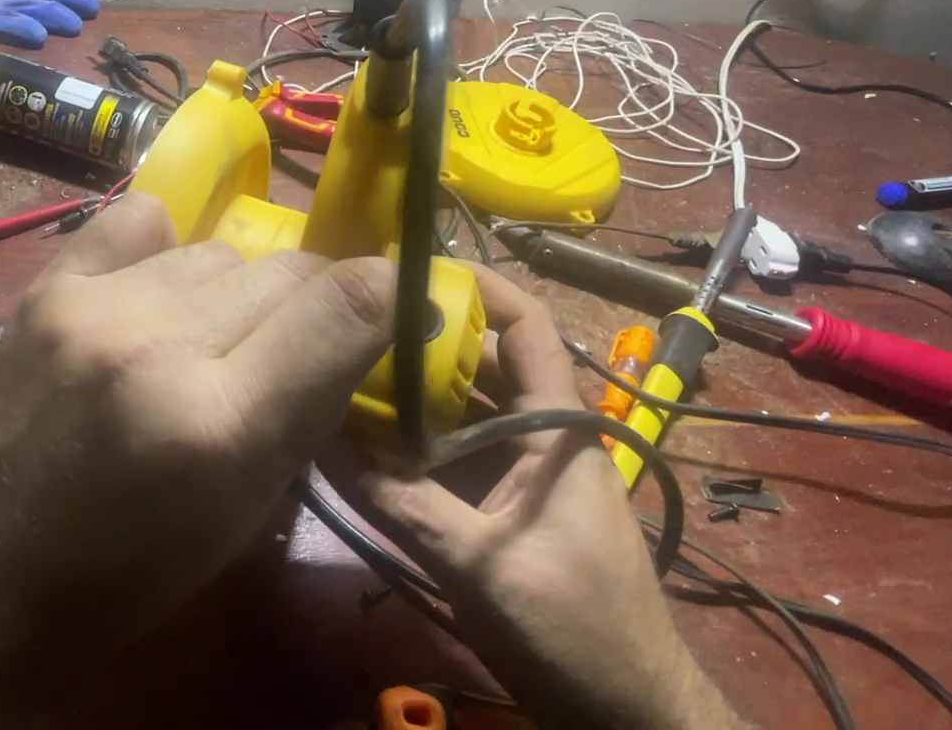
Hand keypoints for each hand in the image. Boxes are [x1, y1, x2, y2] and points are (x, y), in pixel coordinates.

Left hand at [0, 192, 396, 677]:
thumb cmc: (127, 568)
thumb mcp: (244, 513)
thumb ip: (307, 409)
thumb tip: (357, 324)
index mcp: (220, 425)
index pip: (345, 306)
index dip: (386, 294)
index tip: (389, 303)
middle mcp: (159, 344)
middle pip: (285, 269)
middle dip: (306, 303)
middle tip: (282, 343)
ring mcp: (94, 305)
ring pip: (216, 250)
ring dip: (231, 288)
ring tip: (200, 334)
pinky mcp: (47, 286)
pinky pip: (137, 221)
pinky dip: (161, 247)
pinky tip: (148, 288)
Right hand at [321, 264, 746, 729]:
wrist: (629, 714)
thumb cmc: (579, 630)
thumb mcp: (486, 567)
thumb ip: (405, 505)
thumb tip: (323, 444)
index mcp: (556, 428)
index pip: (527, 326)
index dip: (478, 285)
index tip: (410, 266)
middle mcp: (534, 434)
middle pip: (476, 360)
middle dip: (418, 336)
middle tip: (347, 321)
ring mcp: (515, 469)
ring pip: (455, 408)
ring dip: (406, 390)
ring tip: (339, 367)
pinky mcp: (496, 502)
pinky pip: (445, 453)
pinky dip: (405, 441)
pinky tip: (358, 438)